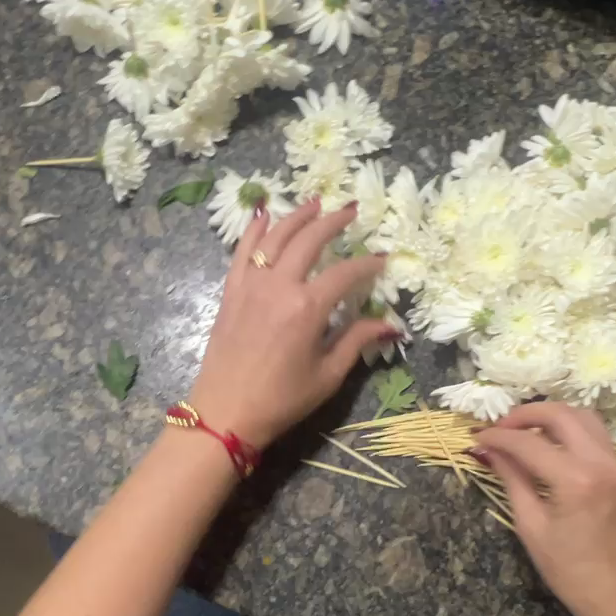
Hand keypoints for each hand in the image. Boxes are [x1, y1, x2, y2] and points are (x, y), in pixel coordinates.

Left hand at [186, 199, 398, 448]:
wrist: (225, 413)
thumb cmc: (282, 400)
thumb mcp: (327, 375)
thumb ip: (356, 341)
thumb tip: (389, 324)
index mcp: (307, 308)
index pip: (345, 274)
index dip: (367, 265)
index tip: (383, 259)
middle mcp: (279, 286)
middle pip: (309, 241)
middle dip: (332, 222)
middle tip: (350, 211)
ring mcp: (251, 285)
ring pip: (275, 237)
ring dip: (297, 216)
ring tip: (314, 202)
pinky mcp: (231, 292)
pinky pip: (242, 251)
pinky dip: (253, 230)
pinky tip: (263, 215)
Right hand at [470, 403, 615, 615]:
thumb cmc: (571, 572)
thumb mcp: (531, 526)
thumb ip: (511, 479)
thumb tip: (487, 450)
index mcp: (575, 480)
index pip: (528, 442)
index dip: (498, 436)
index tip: (476, 437)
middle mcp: (601, 462)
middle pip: (559, 414)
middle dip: (524, 415)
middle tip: (499, 428)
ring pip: (582, 416)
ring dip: (549, 416)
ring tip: (522, 432)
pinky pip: (595, 433)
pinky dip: (569, 428)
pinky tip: (548, 443)